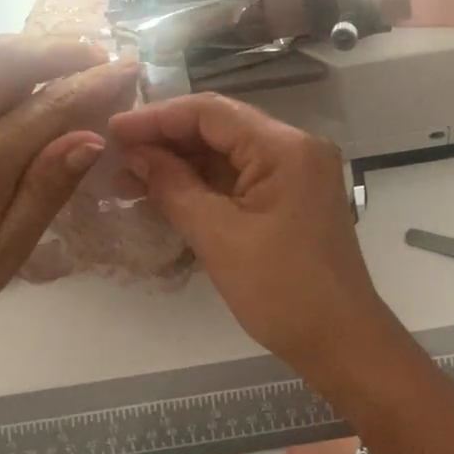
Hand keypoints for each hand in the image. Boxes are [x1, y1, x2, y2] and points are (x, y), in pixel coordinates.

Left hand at [0, 33, 139, 373]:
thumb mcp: (2, 257)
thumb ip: (44, 192)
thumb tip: (90, 137)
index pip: (51, 106)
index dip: (95, 83)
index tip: (130, 68)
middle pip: (14, 65)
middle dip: (64, 52)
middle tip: (102, 55)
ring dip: (21, 46)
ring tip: (59, 51)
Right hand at [108, 94, 398, 372]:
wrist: (341, 340)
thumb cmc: (282, 290)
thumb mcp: (219, 237)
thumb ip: (174, 187)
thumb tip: (136, 155)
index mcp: (285, 147)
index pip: (212, 112)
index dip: (158, 118)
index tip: (113, 131)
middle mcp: (297, 147)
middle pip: (222, 127)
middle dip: (167, 140)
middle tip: (116, 158)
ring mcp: (298, 171)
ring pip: (230, 152)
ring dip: (183, 162)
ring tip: (130, 178)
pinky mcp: (294, 195)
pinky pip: (243, 175)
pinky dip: (206, 182)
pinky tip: (167, 192)